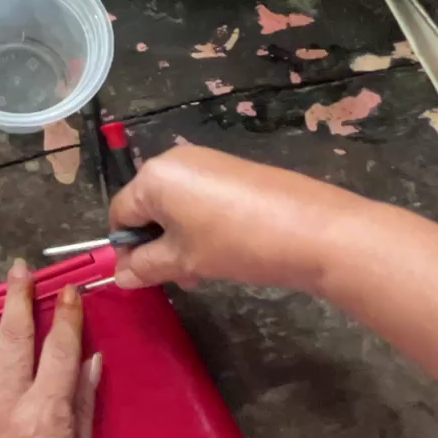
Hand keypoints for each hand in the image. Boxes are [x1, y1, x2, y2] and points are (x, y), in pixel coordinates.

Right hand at [109, 144, 370, 293]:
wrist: (318, 230)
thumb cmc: (238, 244)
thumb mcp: (187, 261)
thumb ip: (147, 267)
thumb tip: (120, 277)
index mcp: (151, 178)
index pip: (120, 214)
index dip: (126, 248)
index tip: (143, 276)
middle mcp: (171, 161)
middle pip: (146, 205)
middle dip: (156, 242)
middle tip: (182, 276)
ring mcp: (203, 160)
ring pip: (174, 201)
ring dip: (179, 234)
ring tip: (207, 265)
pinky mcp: (230, 166)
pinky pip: (199, 194)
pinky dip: (201, 220)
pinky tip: (228, 244)